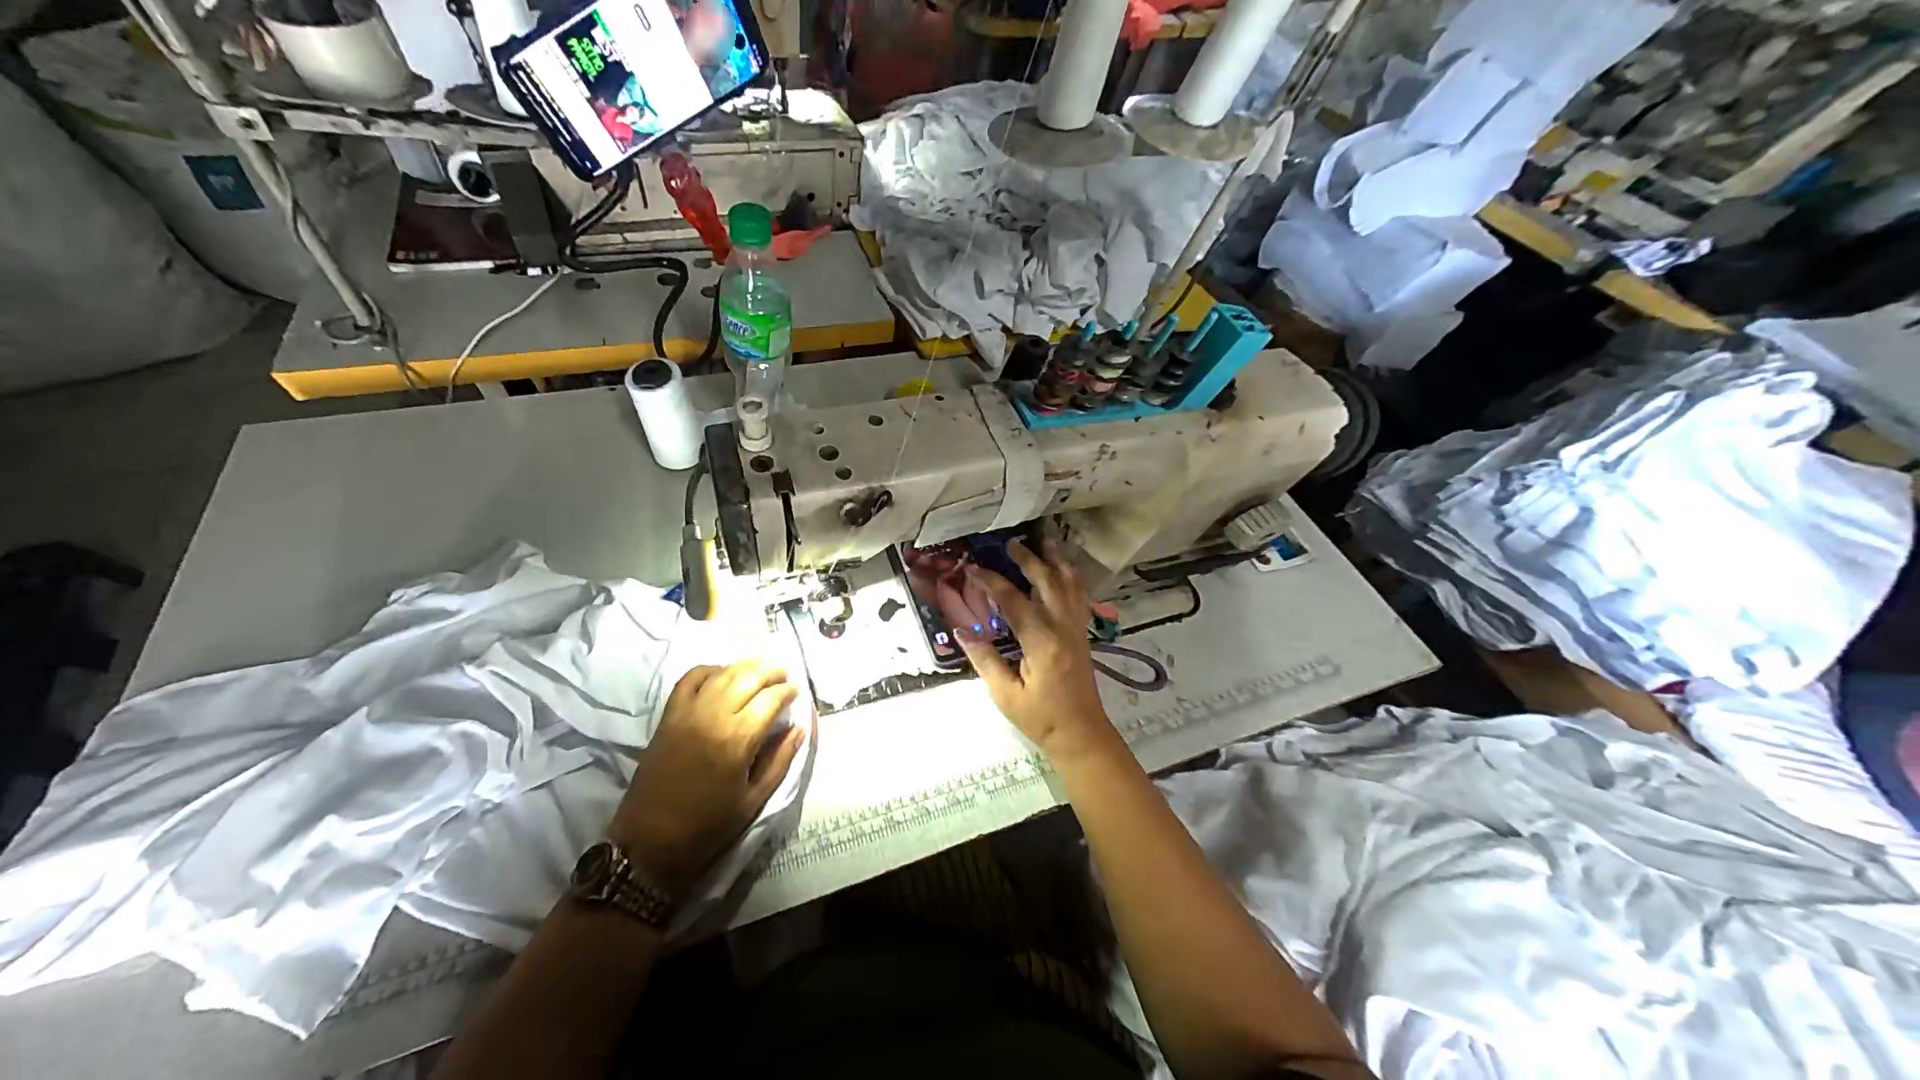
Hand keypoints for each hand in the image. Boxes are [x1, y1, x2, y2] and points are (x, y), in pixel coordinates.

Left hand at [608, 660, 804, 897]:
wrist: (649, 842)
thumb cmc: (707, 827)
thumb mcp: (753, 800)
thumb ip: (779, 760)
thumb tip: (798, 730)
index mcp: (737, 740)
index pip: (770, 699)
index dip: (787, 691)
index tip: (797, 691)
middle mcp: (712, 717)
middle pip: (747, 678)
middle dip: (770, 672)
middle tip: (784, 676)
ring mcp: (687, 714)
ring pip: (721, 674)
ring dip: (745, 667)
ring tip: (761, 670)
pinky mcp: (668, 717)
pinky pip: (690, 680)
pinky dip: (709, 670)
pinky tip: (723, 675)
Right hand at [942, 539, 1118, 763]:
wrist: (1081, 734)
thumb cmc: (1041, 719)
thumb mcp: (1005, 694)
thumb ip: (985, 660)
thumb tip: (963, 631)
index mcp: (1042, 642)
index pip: (1013, 601)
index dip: (991, 582)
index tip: (972, 569)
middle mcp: (1063, 628)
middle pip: (1047, 581)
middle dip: (1029, 559)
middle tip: (1010, 544)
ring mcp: (1077, 629)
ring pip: (1070, 585)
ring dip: (1057, 561)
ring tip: (1046, 541)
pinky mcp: (1083, 635)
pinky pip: (1080, 597)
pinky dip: (1072, 578)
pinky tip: (1065, 570)